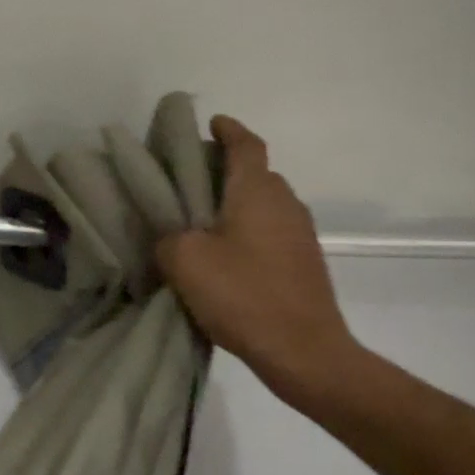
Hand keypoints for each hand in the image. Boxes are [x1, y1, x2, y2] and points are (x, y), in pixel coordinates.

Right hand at [157, 116, 363, 398]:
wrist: (303, 350)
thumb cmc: (243, 295)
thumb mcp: (185, 262)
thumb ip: (169, 238)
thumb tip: (173, 238)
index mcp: (257, 191)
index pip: (246, 145)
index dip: (229, 130)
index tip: (213, 123)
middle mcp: (285, 203)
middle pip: (256, 174)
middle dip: (225, 172)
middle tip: (190, 184)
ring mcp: (301, 235)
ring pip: (264, 206)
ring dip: (237, 207)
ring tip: (203, 225)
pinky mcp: (305, 264)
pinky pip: (271, 234)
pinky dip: (248, 234)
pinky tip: (226, 260)